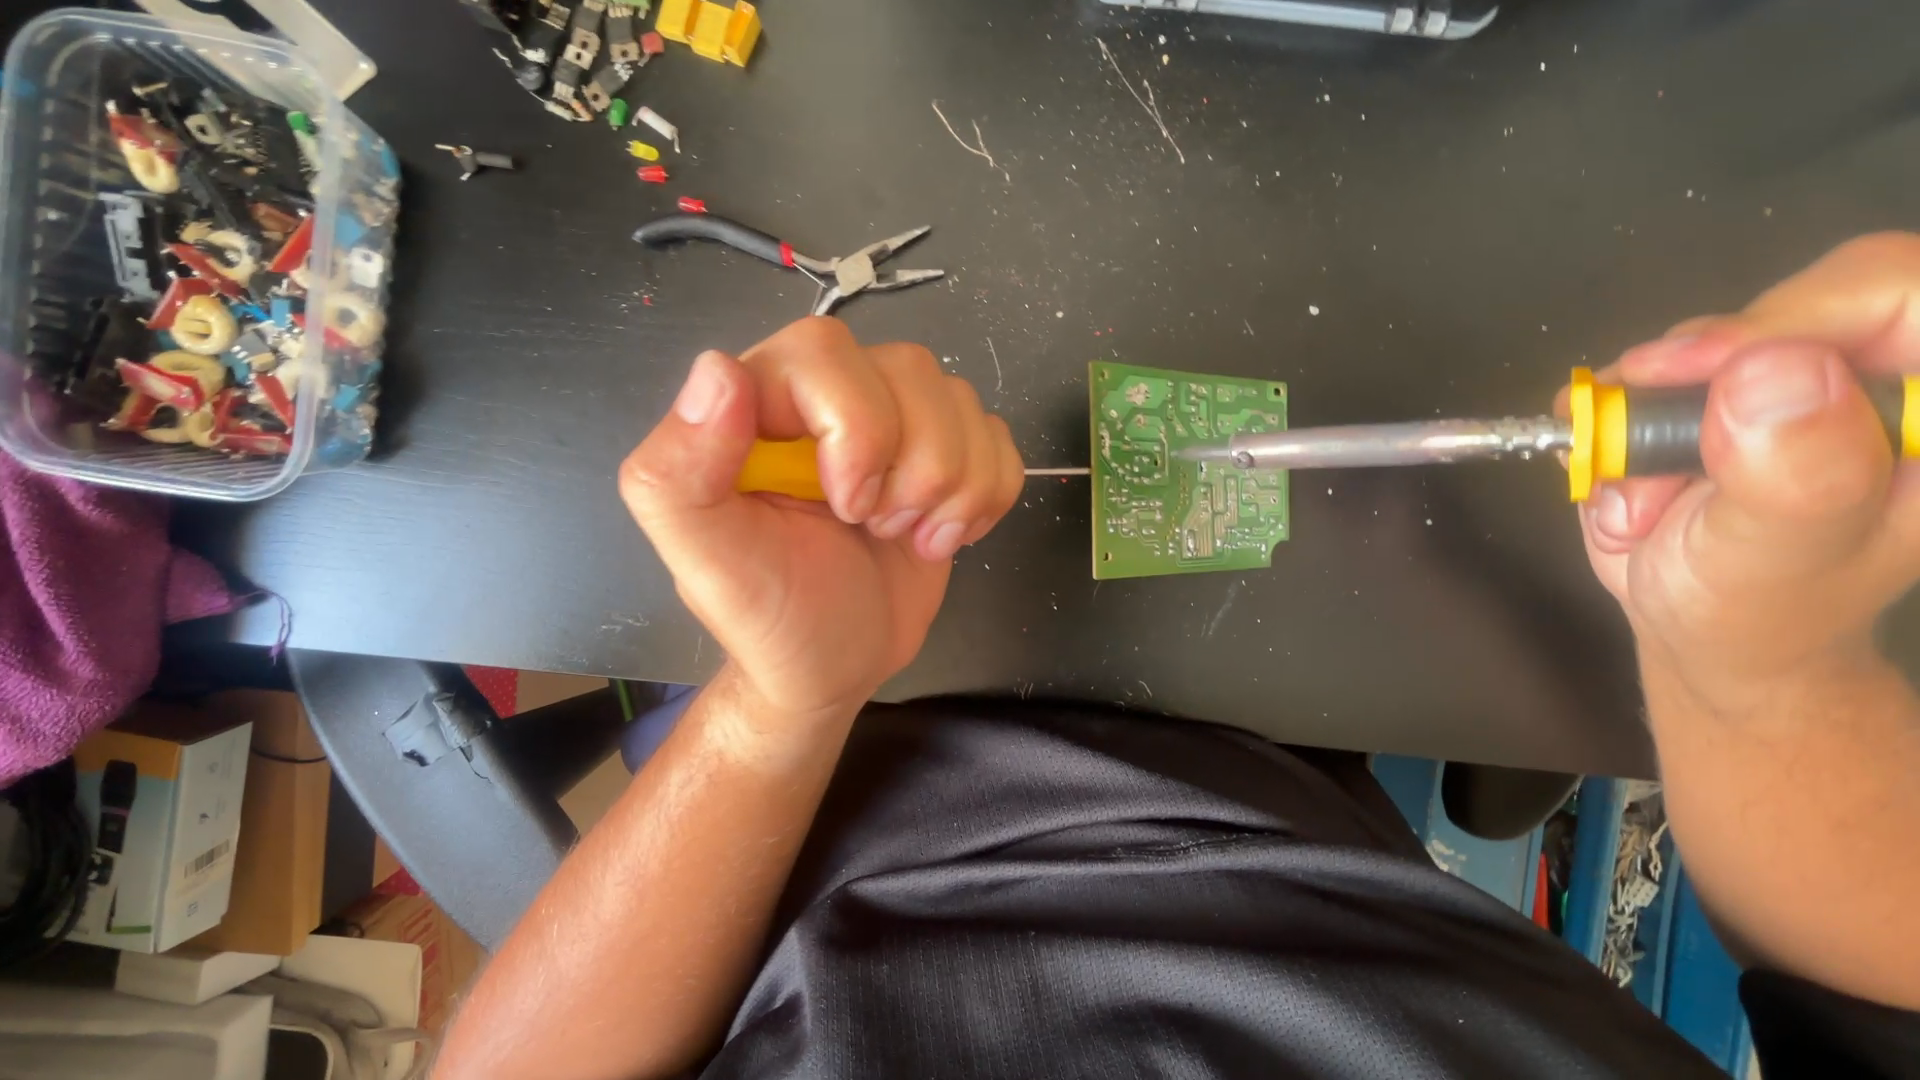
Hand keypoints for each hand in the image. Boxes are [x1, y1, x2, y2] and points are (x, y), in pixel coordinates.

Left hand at [619, 317, 1023, 726]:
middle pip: (911, 369)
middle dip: (914, 466)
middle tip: (878, 529)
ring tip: (910, 538)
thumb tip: (717, 370)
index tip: (849, 508)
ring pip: (960, 401)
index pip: (825, 352)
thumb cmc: (771, 619)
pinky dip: (987, 494)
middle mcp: (829, 399)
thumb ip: (678, 470)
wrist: (837, 669)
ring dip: (953, 488)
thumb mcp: (706, 560)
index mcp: (759, 406)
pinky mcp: (946, 456)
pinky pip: (996, 436)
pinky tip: (945, 536)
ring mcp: (895, 425)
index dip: (857, 426)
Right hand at [1572, 233, 1919, 708]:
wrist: (1704, 633)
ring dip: (1644, 402)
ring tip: (1625, 472)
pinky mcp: (1730, 392)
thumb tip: (1769, 371)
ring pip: (1714, 337)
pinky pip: (1662, 366)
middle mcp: (1885, 383)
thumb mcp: (1776, 557)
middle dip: (1698, 363)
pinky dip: (1617, 408)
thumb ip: (1793, 474)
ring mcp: (1805, 384)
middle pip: (1799, 303)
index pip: (1899, 294)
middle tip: (1632, 408)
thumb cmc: (1756, 613)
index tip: (1693, 367)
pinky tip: (1611, 457)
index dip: (1794, 314)